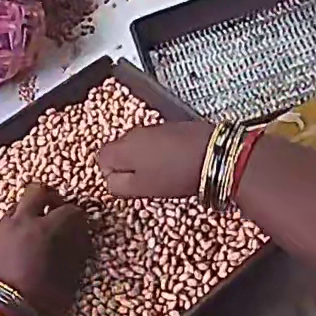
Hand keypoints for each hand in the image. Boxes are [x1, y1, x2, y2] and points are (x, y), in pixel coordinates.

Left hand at [0, 183, 89, 315]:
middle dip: (51, 198)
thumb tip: (79, 241)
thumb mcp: (64, 278)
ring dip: (31, 211)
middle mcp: (22, 221)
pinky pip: (6, 222)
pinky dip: (17, 226)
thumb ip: (73, 253)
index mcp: (44, 229)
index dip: (80, 216)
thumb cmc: (36, 298)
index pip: (69, 211)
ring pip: (18, 205)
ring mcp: (2, 228)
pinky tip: (21, 243)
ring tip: (38, 227)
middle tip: (58, 209)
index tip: (83, 223)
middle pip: (38, 191)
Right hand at [97, 121, 212, 199]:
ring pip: (138, 146)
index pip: (100, 159)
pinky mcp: (172, 127)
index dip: (110, 175)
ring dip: (145, 160)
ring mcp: (154, 128)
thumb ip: (117, 185)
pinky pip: (156, 142)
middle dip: (128, 167)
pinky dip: (160, 153)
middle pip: (119, 150)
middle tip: (145, 183)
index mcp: (122, 147)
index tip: (127, 185)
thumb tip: (109, 180)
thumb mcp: (141, 188)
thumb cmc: (176, 174)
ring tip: (162, 175)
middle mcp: (134, 133)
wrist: (214, 154)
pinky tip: (174, 164)